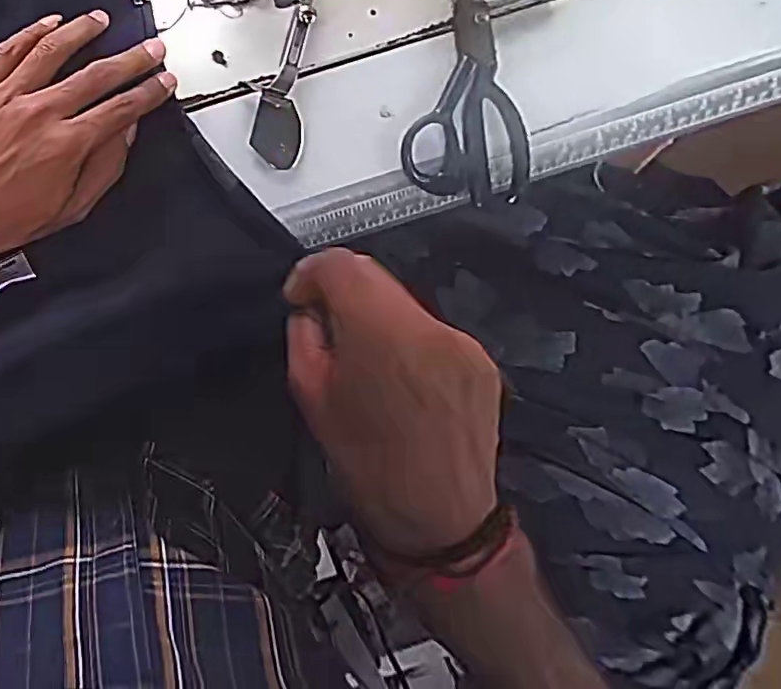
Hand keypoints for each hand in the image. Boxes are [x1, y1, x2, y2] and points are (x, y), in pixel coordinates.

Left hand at [0, 11, 176, 288]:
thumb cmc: (4, 219)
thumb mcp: (69, 208)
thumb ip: (104, 167)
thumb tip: (125, 133)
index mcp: (66, 145)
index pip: (121, 107)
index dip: (149, 91)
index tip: (162, 82)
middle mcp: (39, 114)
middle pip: (97, 73)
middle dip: (131, 59)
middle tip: (149, 49)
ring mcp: (7, 98)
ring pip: (52, 49)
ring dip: (82, 31)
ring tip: (100, 21)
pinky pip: (8, 51)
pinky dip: (31, 33)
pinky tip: (48, 24)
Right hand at [284, 249, 502, 555]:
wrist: (440, 517)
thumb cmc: (367, 461)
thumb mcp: (309, 391)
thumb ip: (304, 333)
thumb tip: (311, 307)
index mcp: (381, 336)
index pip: (340, 264)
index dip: (310, 271)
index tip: (301, 296)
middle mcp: (429, 330)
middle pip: (371, 273)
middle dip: (339, 289)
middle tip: (322, 319)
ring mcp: (461, 343)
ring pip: (399, 298)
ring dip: (372, 311)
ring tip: (360, 353)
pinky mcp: (480, 359)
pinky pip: (426, 325)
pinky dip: (402, 334)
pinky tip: (394, 370)